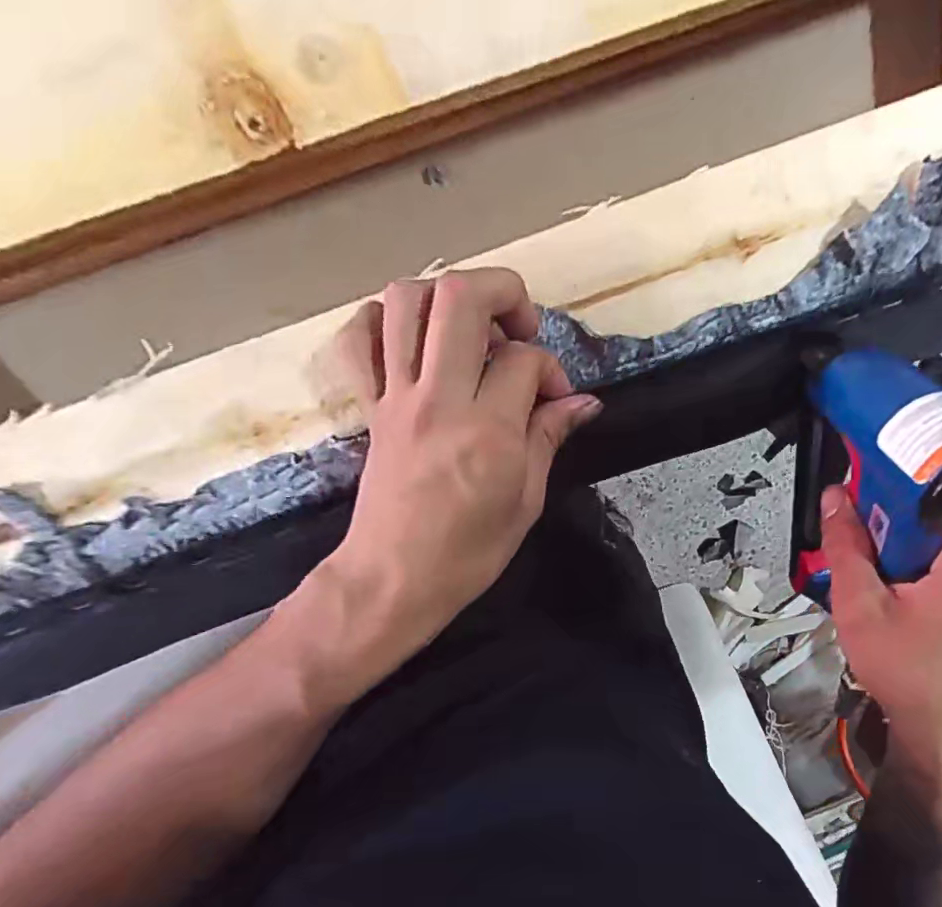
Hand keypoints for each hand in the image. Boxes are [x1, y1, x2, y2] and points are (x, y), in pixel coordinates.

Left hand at [315, 270, 600, 654]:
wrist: (396, 579)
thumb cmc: (472, 551)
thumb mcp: (527, 499)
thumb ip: (549, 437)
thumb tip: (583, 403)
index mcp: (488, 430)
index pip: (525, 361)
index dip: (552, 369)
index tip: (557, 399)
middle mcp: (439, 399)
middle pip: (460, 298)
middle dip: (504, 292)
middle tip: (521, 329)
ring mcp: (396, 397)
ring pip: (405, 301)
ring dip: (447, 297)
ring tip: (473, 331)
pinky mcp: (370, 406)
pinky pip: (358, 340)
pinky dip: (384, 322)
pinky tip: (416, 341)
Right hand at [821, 487, 941, 815]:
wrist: (936, 727)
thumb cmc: (905, 672)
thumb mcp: (861, 605)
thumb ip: (846, 545)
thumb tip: (835, 495)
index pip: (920, 503)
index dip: (878, 508)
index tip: (851, 519)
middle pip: (926, 524)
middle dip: (887, 542)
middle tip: (864, 574)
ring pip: (931, 545)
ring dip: (898, 561)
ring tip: (880, 594)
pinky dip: (916, 575)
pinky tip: (897, 602)